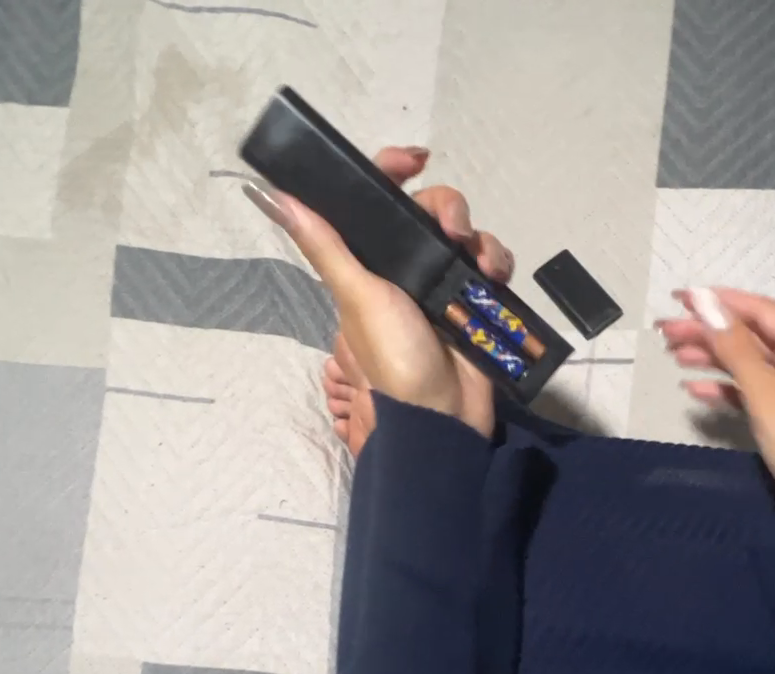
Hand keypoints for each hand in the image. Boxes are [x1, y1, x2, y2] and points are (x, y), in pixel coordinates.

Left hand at [244, 147, 507, 439]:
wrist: (442, 413)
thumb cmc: (394, 358)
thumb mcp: (357, 299)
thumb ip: (327, 247)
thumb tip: (276, 195)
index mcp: (372, 262)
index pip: (378, 201)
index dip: (392, 169)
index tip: (414, 160)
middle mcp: (407, 268)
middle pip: (430, 209)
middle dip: (447, 207)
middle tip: (453, 231)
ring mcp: (444, 285)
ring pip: (466, 234)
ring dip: (479, 239)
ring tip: (481, 264)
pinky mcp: (477, 302)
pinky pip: (492, 264)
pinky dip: (498, 263)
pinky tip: (495, 276)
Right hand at [657, 287, 774, 528]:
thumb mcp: (767, 396)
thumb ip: (736, 349)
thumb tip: (708, 304)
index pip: (759, 311)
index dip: (719, 301)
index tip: (680, 298)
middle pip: (752, 336)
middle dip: (709, 331)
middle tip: (665, 332)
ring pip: (751, 365)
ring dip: (713, 359)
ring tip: (674, 356)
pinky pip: (755, 393)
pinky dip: (727, 390)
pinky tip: (696, 391)